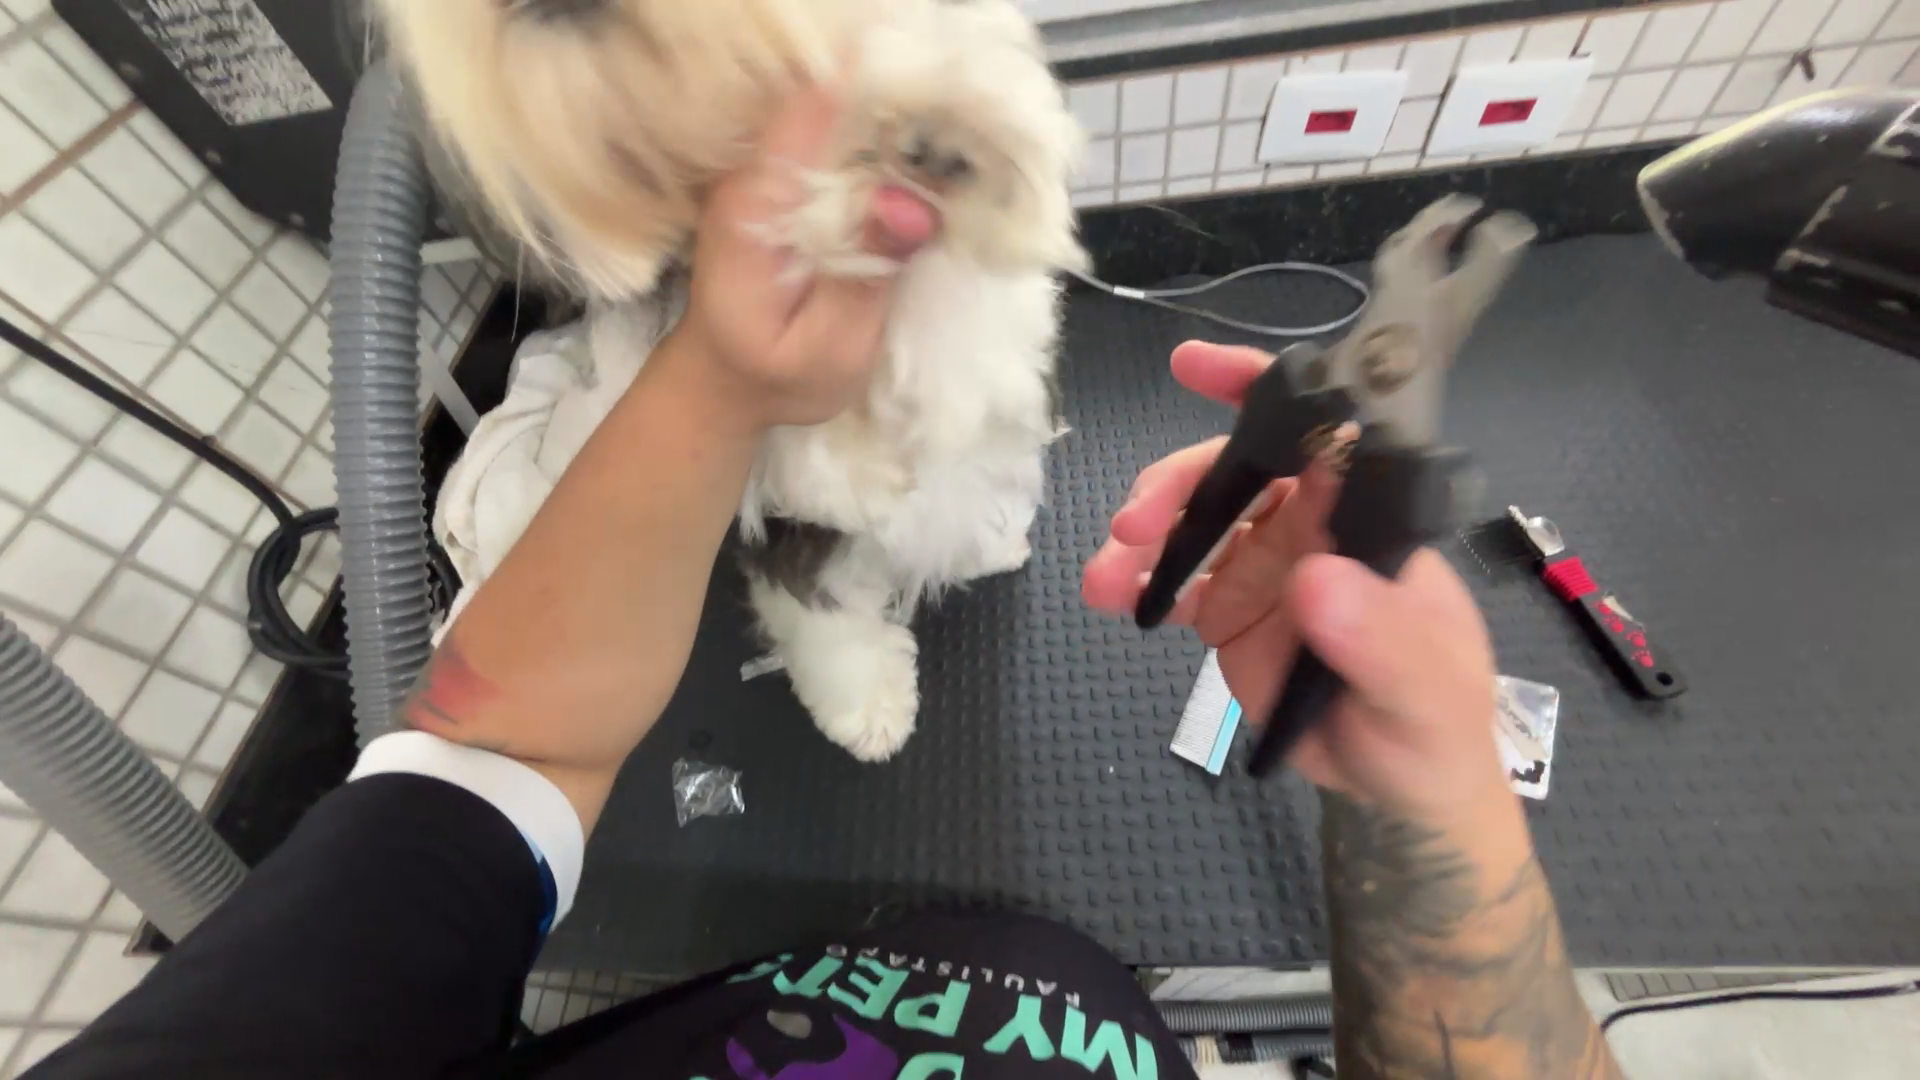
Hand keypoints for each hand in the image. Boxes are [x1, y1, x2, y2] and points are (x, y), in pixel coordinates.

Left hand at [656, 82, 939, 430]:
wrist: (724, 385)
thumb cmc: (775, 381)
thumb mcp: (829, 349)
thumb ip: (865, 279)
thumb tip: (910, 203)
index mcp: (757, 211)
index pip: (813, 112)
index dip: (879, 94)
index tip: (939, 102)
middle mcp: (756, 180)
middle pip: (832, 110)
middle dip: (898, 115)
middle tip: (962, 138)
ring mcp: (767, 183)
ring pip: (837, 130)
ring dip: (894, 138)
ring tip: (947, 160)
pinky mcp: (785, 197)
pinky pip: (837, 158)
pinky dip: (880, 163)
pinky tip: (913, 186)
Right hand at [1083, 341, 1508, 827]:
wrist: (1386, 782)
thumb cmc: (1427, 726)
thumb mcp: (1424, 691)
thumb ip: (1380, 638)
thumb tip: (1313, 575)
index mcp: (1363, 520)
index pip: (1316, 431)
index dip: (1256, 389)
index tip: (1193, 366)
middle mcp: (1307, 526)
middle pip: (1229, 472)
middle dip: (1174, 485)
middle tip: (1132, 525)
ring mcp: (1259, 564)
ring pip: (1189, 523)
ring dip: (1140, 539)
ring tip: (1102, 576)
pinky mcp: (1224, 606)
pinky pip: (1171, 581)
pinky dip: (1134, 581)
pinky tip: (1107, 594)